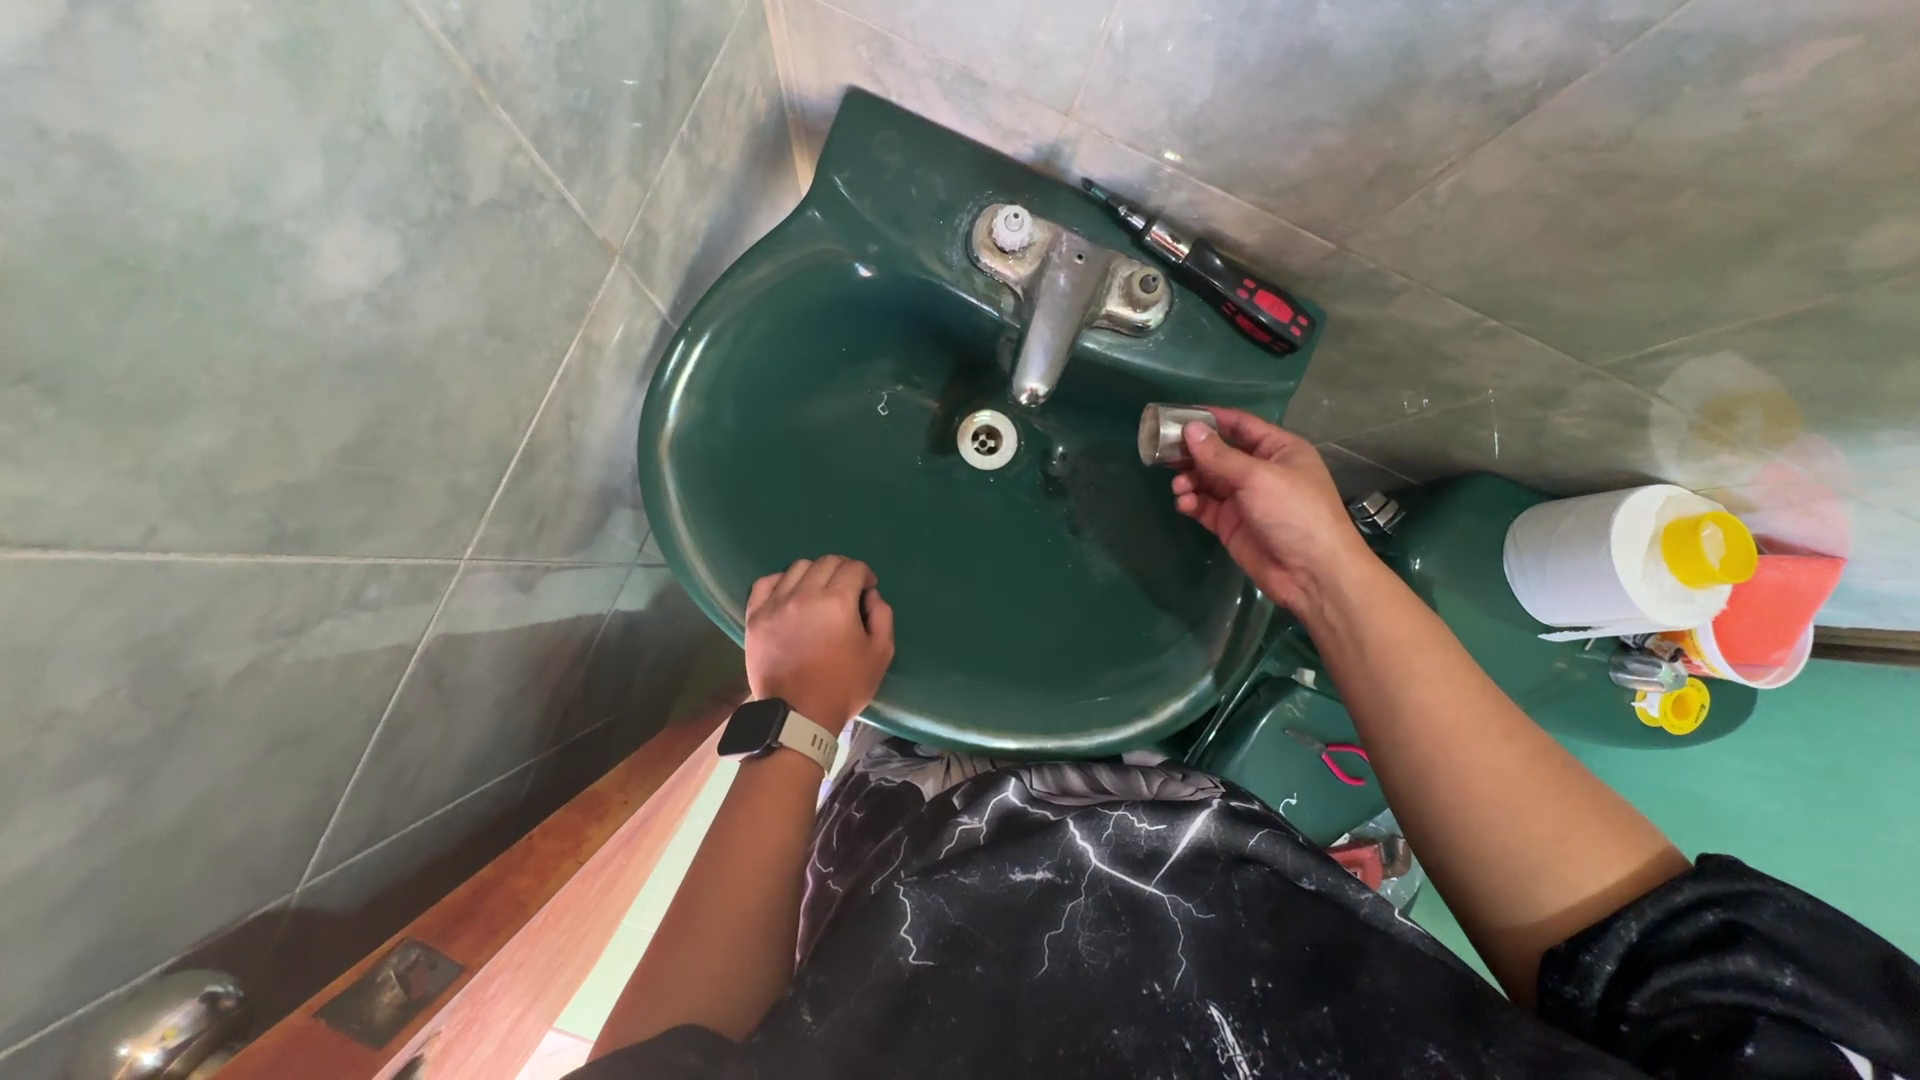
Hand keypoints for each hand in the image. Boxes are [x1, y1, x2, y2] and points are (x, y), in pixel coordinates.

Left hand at [745, 555, 895, 729]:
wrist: (799, 715)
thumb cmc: (843, 687)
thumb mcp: (880, 655)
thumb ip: (883, 617)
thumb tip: (872, 596)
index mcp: (838, 602)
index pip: (854, 568)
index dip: (865, 575)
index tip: (867, 589)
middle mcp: (805, 594)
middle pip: (826, 562)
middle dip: (843, 570)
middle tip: (847, 589)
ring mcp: (776, 604)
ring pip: (797, 568)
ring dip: (814, 574)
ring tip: (818, 593)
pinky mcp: (755, 616)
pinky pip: (766, 583)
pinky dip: (781, 582)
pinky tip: (789, 595)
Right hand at [1171, 408, 1374, 616]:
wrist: (1311, 573)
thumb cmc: (1294, 513)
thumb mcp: (1258, 477)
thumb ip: (1220, 455)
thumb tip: (1190, 429)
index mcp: (1278, 450)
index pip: (1240, 425)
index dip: (1211, 419)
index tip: (1177, 415)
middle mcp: (1260, 471)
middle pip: (1219, 453)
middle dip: (1192, 453)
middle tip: (1164, 452)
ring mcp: (1244, 499)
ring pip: (1208, 480)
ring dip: (1190, 480)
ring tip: (1179, 486)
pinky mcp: (1231, 524)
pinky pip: (1205, 506)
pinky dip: (1192, 502)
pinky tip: (1185, 504)